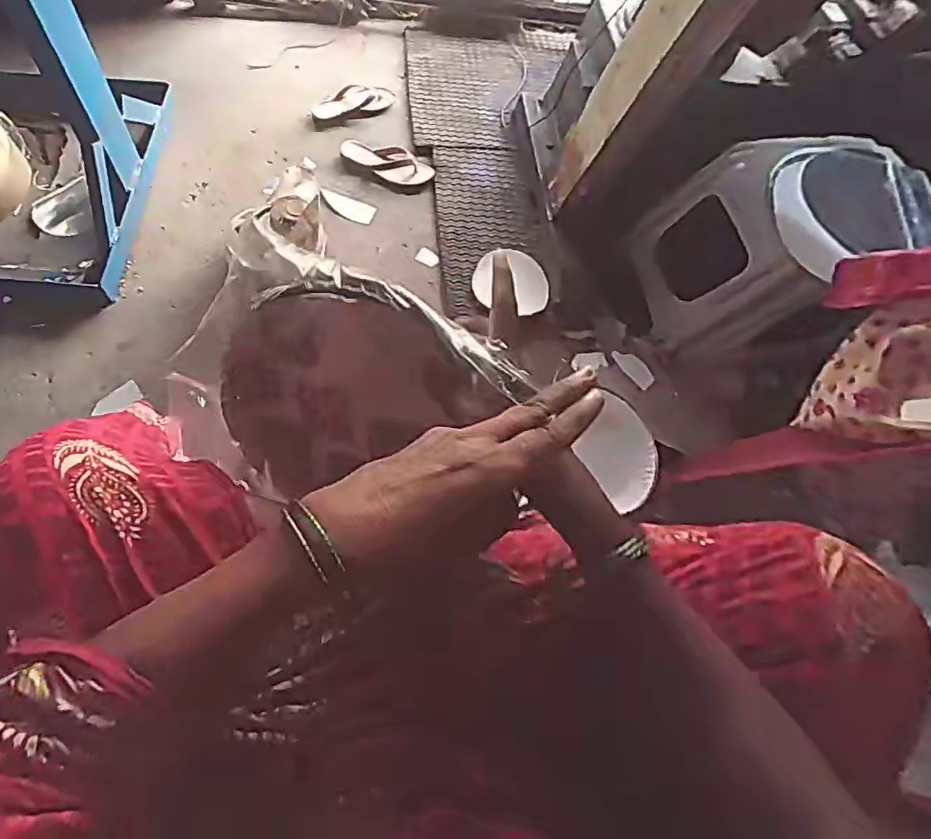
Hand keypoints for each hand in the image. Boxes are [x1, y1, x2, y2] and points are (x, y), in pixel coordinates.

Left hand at [301, 369, 603, 580]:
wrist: (331, 531)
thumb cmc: (396, 553)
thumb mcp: (455, 548)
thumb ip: (490, 517)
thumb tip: (509, 497)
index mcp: (480, 471)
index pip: (539, 442)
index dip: (572, 422)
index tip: (598, 398)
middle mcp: (465, 444)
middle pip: (522, 415)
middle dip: (557, 397)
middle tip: (588, 376)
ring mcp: (441, 438)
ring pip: (497, 422)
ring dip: (527, 415)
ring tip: (552, 412)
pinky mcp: (423, 441)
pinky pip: (472, 434)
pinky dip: (496, 434)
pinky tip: (497, 447)